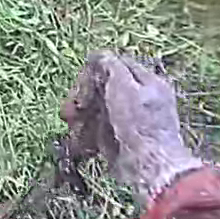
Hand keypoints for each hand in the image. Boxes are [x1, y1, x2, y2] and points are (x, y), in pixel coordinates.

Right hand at [67, 52, 205, 206]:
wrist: (147, 164)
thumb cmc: (139, 122)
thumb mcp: (125, 86)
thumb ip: (112, 66)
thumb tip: (99, 54)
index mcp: (148, 83)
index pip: (116, 64)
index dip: (95, 69)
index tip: (83, 79)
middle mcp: (139, 98)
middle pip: (101, 85)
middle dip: (82, 93)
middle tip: (76, 103)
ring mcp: (128, 117)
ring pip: (93, 105)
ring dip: (78, 111)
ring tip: (71, 120)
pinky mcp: (117, 134)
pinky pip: (94, 124)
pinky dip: (83, 127)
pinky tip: (79, 132)